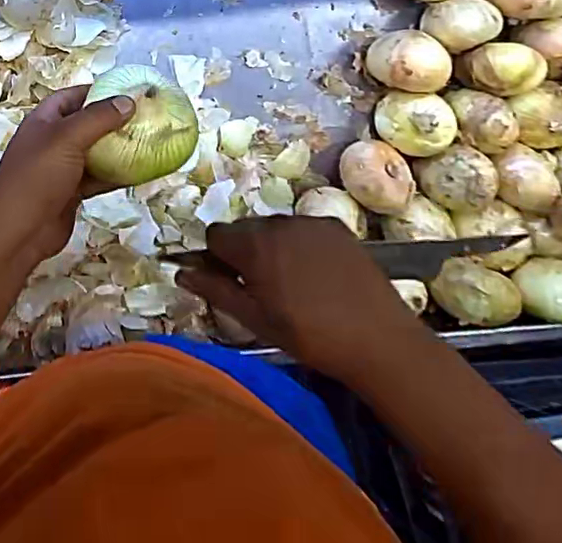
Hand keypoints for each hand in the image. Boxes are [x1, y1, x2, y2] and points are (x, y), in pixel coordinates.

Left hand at [0, 86, 133, 262]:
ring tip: (147, 141)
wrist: (19, 232)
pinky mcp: (71, 191)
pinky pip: (98, 176)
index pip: (72, 96)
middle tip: (145, 117)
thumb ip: (97, 118)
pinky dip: (116, 173)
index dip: (97, 91)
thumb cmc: (38, 176)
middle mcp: (52, 140)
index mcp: (43, 120)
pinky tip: (140, 171)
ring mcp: (61, 167)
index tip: (127, 91)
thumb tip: (127, 101)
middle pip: (86, 123)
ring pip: (95, 151)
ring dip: (117, 148)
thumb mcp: (67, 138)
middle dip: (112, 120)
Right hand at [177, 216, 421, 379]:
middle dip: (245, 251)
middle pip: (245, 229)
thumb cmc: (309, 336)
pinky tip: (319, 274)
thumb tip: (181, 271)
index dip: (217, 257)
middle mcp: (277, 223)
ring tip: (295, 283)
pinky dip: (301, 244)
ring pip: (274, 227)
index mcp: (252, 245)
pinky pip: (303, 228)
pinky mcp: (335, 226)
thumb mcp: (255, 320)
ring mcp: (309, 222)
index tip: (232, 281)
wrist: (379, 340)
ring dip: (273, 247)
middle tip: (263, 287)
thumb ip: (215, 290)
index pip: (215, 234)